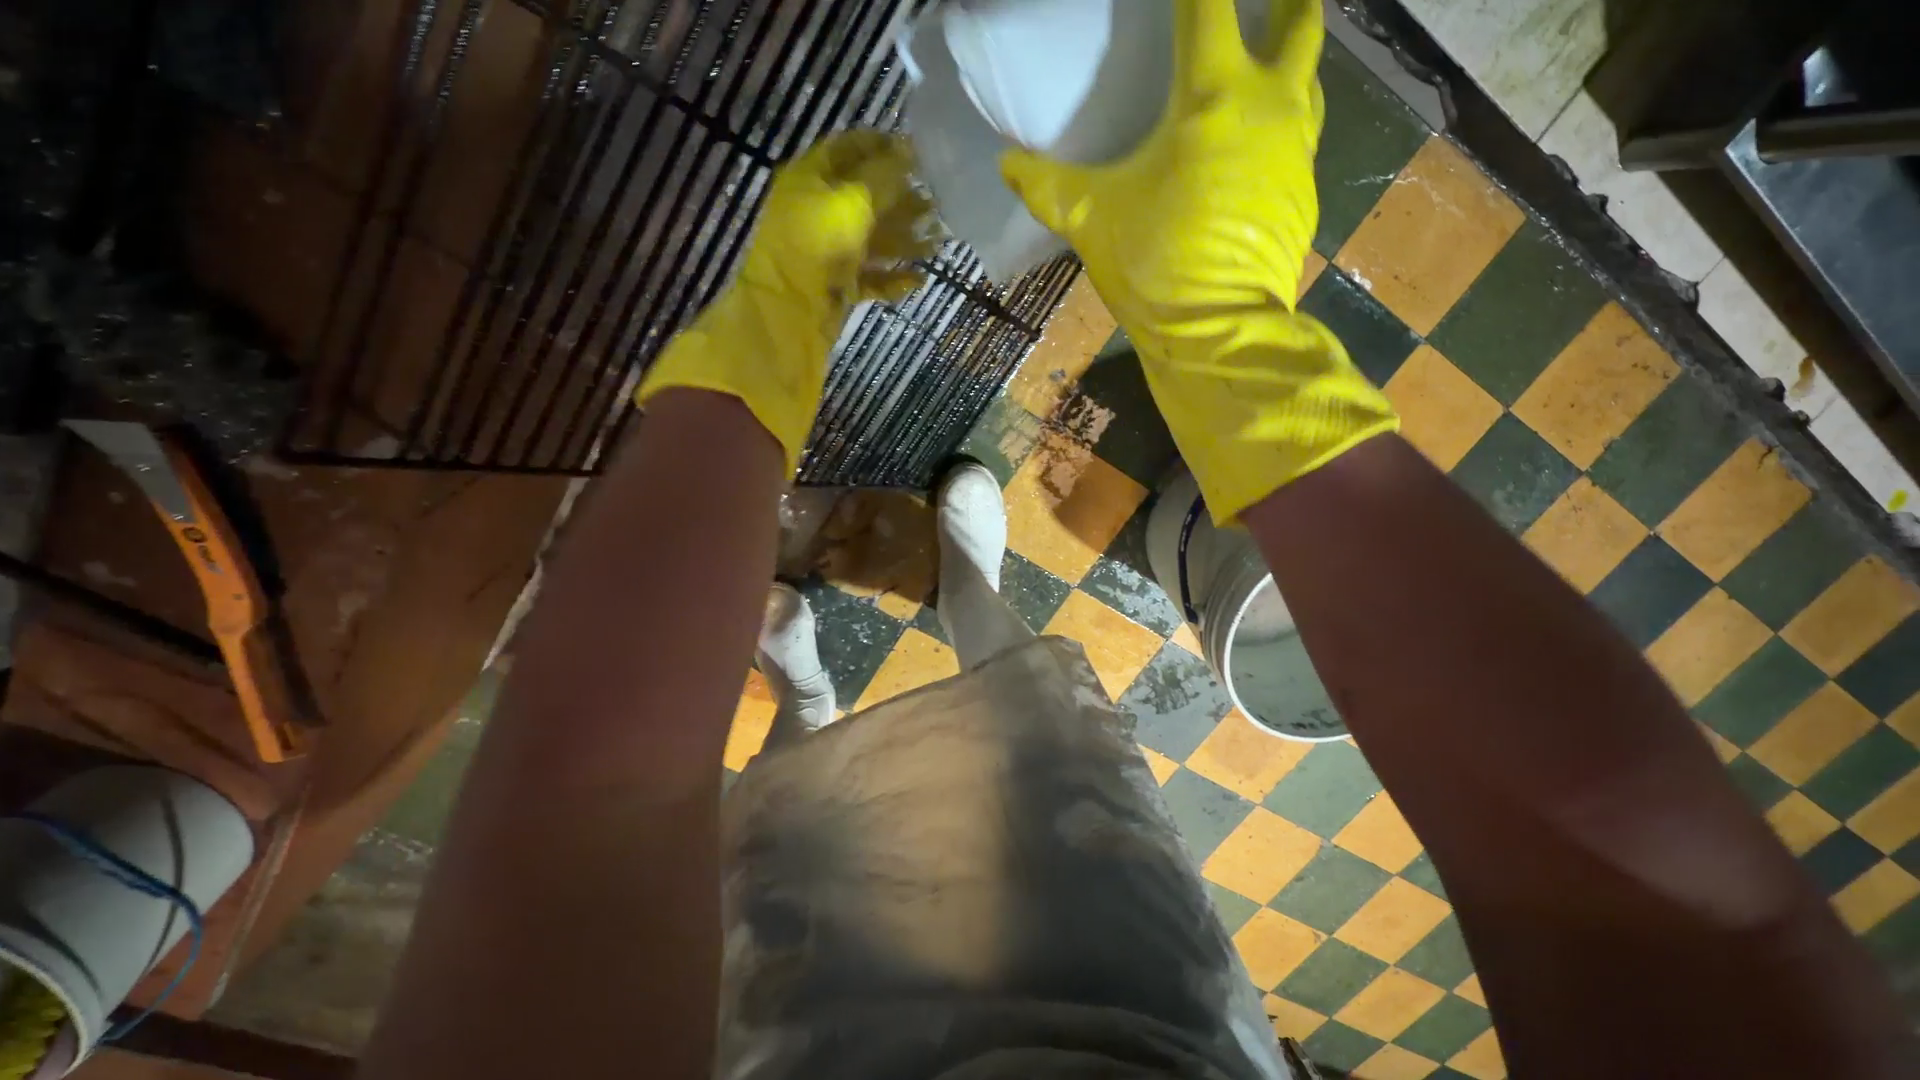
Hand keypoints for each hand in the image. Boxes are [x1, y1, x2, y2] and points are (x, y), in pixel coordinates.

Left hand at [637, 131, 935, 473]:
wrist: (788, 313)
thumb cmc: (817, 246)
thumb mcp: (854, 201)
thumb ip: (885, 175)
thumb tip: (909, 151)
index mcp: (811, 177)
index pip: (852, 146)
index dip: (886, 145)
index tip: (921, 153)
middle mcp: (817, 209)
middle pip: (867, 195)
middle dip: (904, 198)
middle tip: (940, 202)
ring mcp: (826, 249)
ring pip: (872, 237)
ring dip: (906, 239)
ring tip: (940, 243)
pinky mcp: (836, 283)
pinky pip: (869, 275)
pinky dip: (892, 276)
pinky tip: (919, 280)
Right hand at [999, 0, 1397, 522]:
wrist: (1218, 332)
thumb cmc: (1153, 263)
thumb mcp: (1087, 218)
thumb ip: (1045, 184)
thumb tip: (1006, 164)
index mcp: (1211, 98)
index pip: (1207, 7)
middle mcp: (1268, 107)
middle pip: (1298, 25)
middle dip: (1288, 1)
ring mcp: (1295, 151)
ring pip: (1310, 81)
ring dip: (1293, 61)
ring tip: (1271, 59)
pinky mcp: (1303, 193)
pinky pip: (1302, 137)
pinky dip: (1285, 122)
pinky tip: (1262, 141)